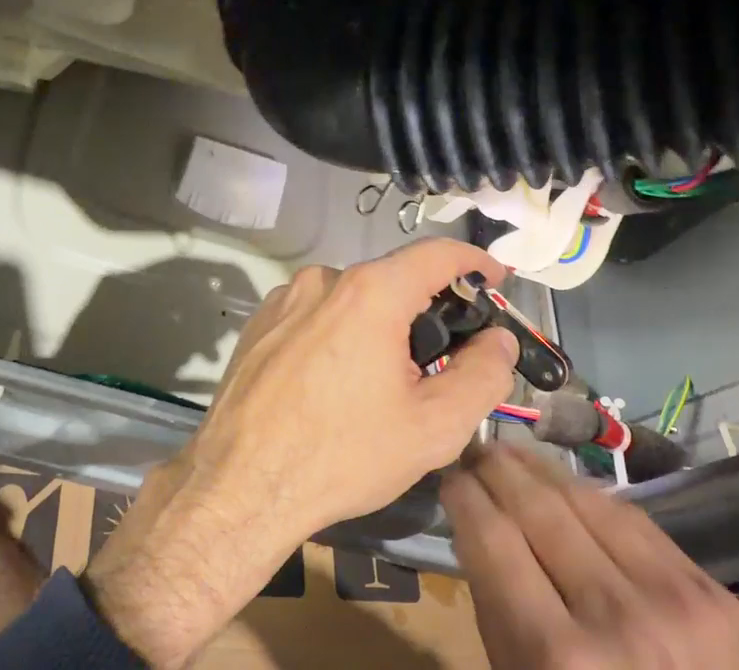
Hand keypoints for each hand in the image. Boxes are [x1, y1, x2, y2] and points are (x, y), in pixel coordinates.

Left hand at [86, 239, 519, 666]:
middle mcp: (321, 280)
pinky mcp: (258, 324)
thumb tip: (498, 340)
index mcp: (369, 292)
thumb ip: (482, 375)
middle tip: (443, 360)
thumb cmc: (343, 454)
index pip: (436, 254)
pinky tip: (334, 386)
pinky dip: (338, 336)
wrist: (240, 484)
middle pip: (391, 280)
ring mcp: (283, 299)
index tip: (497, 279)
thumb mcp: (433, 427)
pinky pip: (314, 317)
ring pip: (350, 301)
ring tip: (382, 385)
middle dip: (426, 311)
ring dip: (378, 328)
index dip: (475, 262)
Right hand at [442, 444, 738, 669]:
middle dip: (496, 469)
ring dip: (541, 469)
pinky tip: (567, 483)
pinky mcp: (710, 593)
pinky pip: (635, 521)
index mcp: (556, 655)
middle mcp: (612, 616)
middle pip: (536, 508)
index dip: (464, 496)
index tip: (449, 478)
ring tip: (512, 454)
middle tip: (474, 450)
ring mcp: (670, 599)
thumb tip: (476, 532)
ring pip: (587, 501)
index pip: (492, 539)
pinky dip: (591, 495)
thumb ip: (499, 614)